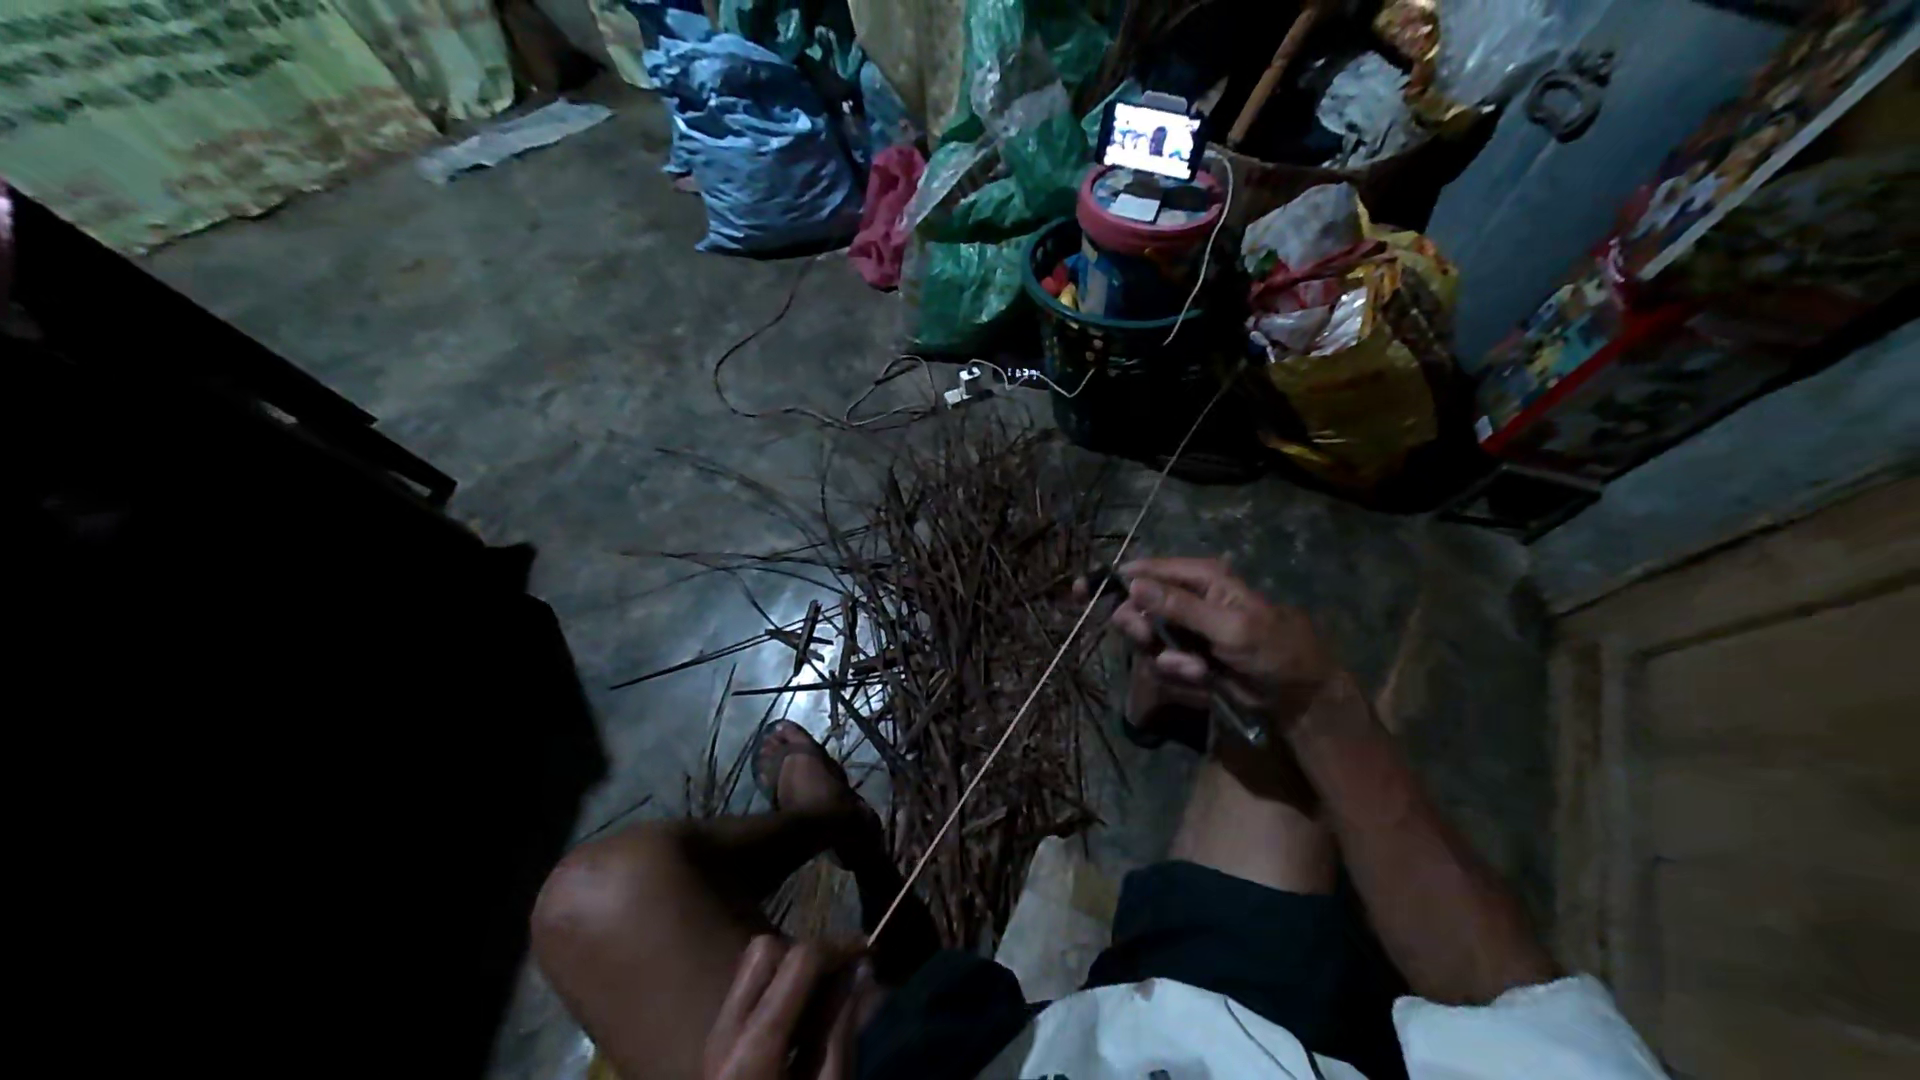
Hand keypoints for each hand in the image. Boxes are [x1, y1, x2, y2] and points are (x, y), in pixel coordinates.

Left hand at [704, 936, 858, 1079]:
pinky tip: (801, 1018)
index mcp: (753, 1049)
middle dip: (805, 953)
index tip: (867, 953)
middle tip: (839, 975)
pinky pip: (745, 991)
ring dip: (789, 969)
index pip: (799, 960)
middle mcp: (723, 1033)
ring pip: (750, 965)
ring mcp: (712, 1038)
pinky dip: (775, 988)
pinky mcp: (714, 1046)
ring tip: (823, 997)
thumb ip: (841, 1026)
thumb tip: (860, 967)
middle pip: (763, 949)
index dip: (838, 948)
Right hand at [1105, 557, 1341, 737]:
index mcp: (1200, 577)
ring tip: (1194, 669)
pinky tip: (1203, 678)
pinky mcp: (1184, 655)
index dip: (1114, 579)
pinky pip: (1161, 661)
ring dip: (1166, 656)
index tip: (1081, 591)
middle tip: (1147, 641)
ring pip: (1146, 638)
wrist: (1295, 693)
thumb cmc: (1272, 648)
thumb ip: (1179, 606)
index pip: (1147, 571)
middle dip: (1140, 627)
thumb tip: (1134, 584)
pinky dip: (1177, 672)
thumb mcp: (1228, 625)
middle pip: (1137, 605)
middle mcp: (1186, 598)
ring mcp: (1183, 629)